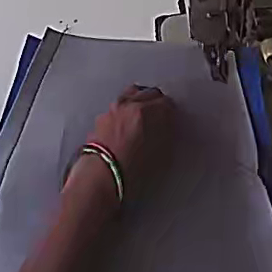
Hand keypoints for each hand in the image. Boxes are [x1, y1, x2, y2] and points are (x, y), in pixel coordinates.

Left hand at [81, 85, 174, 199]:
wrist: (100, 179)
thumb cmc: (133, 172)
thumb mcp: (161, 155)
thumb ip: (165, 133)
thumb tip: (166, 126)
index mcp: (147, 112)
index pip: (166, 102)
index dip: (171, 112)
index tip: (172, 119)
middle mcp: (130, 104)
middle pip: (149, 93)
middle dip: (156, 103)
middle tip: (159, 116)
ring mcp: (113, 109)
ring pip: (131, 95)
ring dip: (139, 101)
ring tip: (141, 116)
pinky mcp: (101, 117)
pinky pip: (117, 107)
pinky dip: (124, 111)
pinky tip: (124, 126)